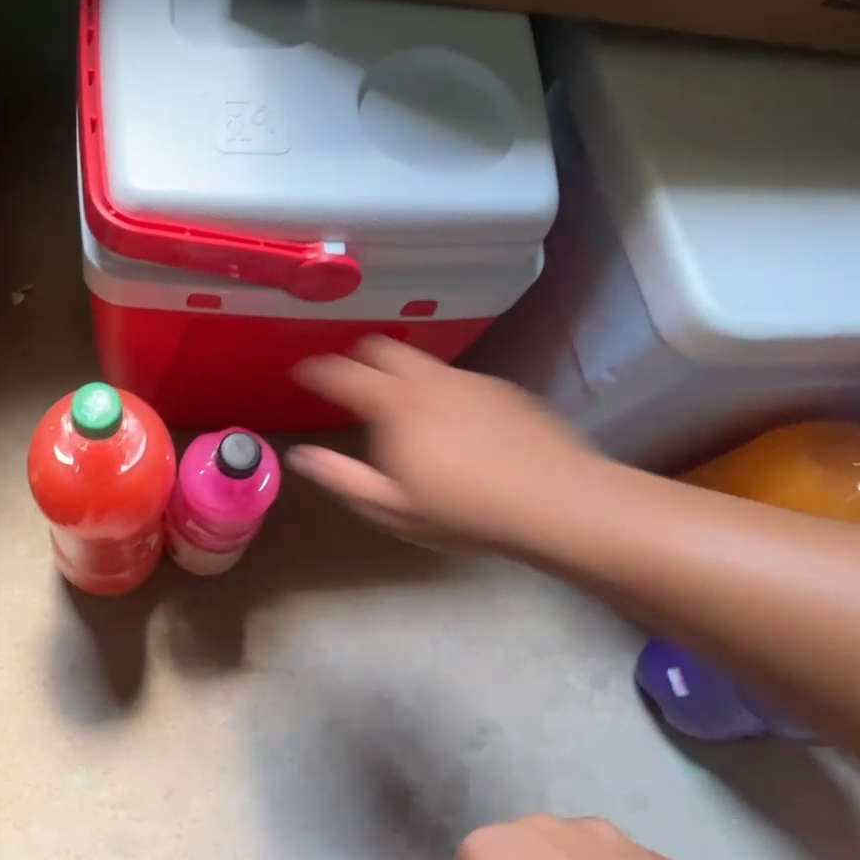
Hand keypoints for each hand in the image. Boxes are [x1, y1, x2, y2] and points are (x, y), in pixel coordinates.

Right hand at [290, 337, 607, 552]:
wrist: (559, 502)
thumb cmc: (465, 511)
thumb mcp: (391, 507)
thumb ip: (342, 477)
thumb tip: (302, 455)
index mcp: (394, 405)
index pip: (340, 372)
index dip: (314, 369)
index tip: (300, 373)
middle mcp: (428, 380)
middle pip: (380, 347)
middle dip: (355, 358)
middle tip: (347, 383)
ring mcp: (468, 380)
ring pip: (420, 360)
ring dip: (397, 372)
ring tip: (397, 405)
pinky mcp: (501, 389)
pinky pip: (453, 377)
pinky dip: (434, 387)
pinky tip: (448, 423)